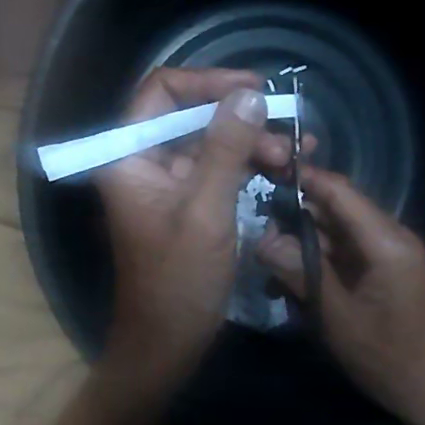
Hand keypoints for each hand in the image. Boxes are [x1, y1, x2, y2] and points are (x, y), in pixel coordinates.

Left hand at [96, 67, 292, 389]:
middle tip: (287, 134)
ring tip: (295, 156)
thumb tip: (249, 94)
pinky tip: (286, 168)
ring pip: (211, 140)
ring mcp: (166, 180)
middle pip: (191, 114)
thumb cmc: (178, 281)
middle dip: (242, 118)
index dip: (206, 81)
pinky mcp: (188, 200)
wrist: (166, 343)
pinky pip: (219, 167)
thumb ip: (225, 149)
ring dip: (253, 142)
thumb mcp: (206, 212)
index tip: (254, 88)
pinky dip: (250, 164)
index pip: (160, 90)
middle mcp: (142, 159)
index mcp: (128, 155)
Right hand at [258, 167, 424, 424]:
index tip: (263, 173)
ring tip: (268, 260)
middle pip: (335, 209)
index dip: (302, 178)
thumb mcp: (335, 316)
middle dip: (295, 216)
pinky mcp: (384, 272)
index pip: (339, 190)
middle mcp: (390, 237)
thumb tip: (262, 238)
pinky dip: (318, 261)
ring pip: (335, 232)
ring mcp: (388, 254)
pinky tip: (291, 281)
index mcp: (385, 241)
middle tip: (256, 229)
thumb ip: (300, 271)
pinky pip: (344, 253)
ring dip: (302, 242)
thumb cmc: (387, 357)